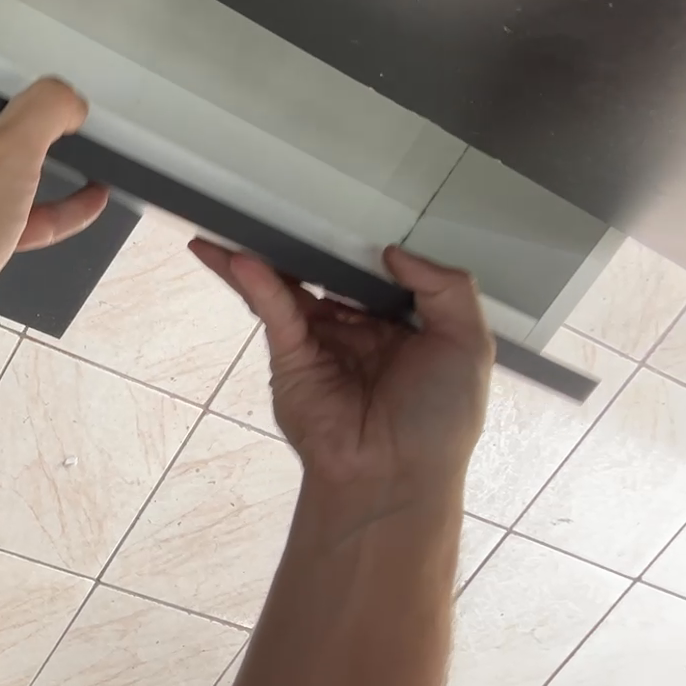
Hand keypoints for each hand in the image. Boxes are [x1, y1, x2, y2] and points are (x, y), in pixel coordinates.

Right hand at [189, 241, 492, 510]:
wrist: (394, 472)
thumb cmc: (439, 417)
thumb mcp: (468, 344)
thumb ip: (444, 289)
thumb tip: (392, 252)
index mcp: (396, 327)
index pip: (367, 275)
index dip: (349, 246)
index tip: (332, 213)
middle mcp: (350, 331)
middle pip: (313, 277)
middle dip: (285, 249)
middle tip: (259, 214)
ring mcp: (314, 343)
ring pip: (281, 291)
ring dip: (248, 262)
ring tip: (216, 235)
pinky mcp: (286, 356)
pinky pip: (273, 311)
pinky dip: (256, 285)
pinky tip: (239, 261)